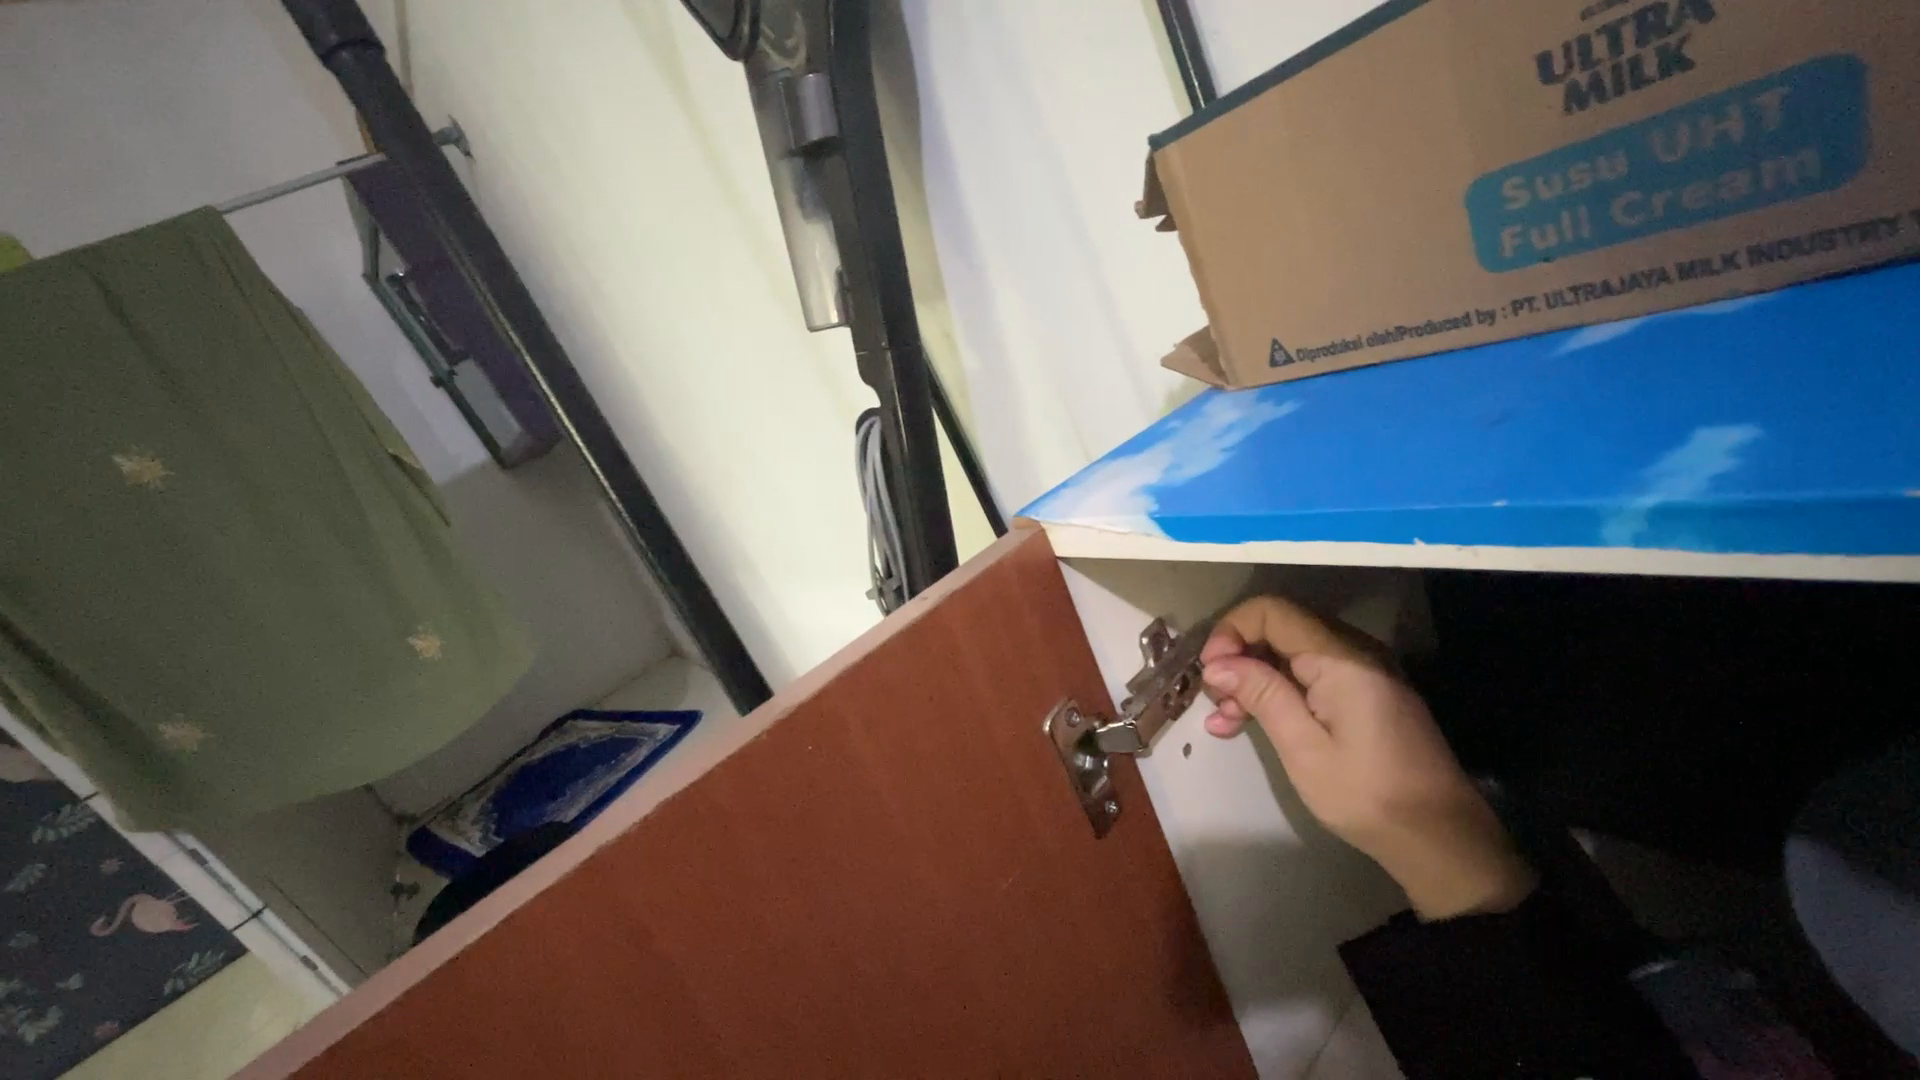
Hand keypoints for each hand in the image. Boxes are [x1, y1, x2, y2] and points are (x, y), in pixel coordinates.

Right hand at [1200, 596, 1535, 920]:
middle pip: (1281, 628)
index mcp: (1342, 659)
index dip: (1233, 631)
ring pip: (1291, 653)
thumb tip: (1217, 663)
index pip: (1273, 611)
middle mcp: (1356, 652)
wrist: (1440, 838)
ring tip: (1224, 721)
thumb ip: (1262, 695)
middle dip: (1239, 657)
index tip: (1211, 672)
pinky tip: (1249, 723)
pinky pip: (1311, 674)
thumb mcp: (1303, 749)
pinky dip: (1278, 691)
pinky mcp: (1366, 693)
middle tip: (1215, 701)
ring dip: (1253, 679)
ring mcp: (1364, 672)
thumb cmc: (1367, 795)